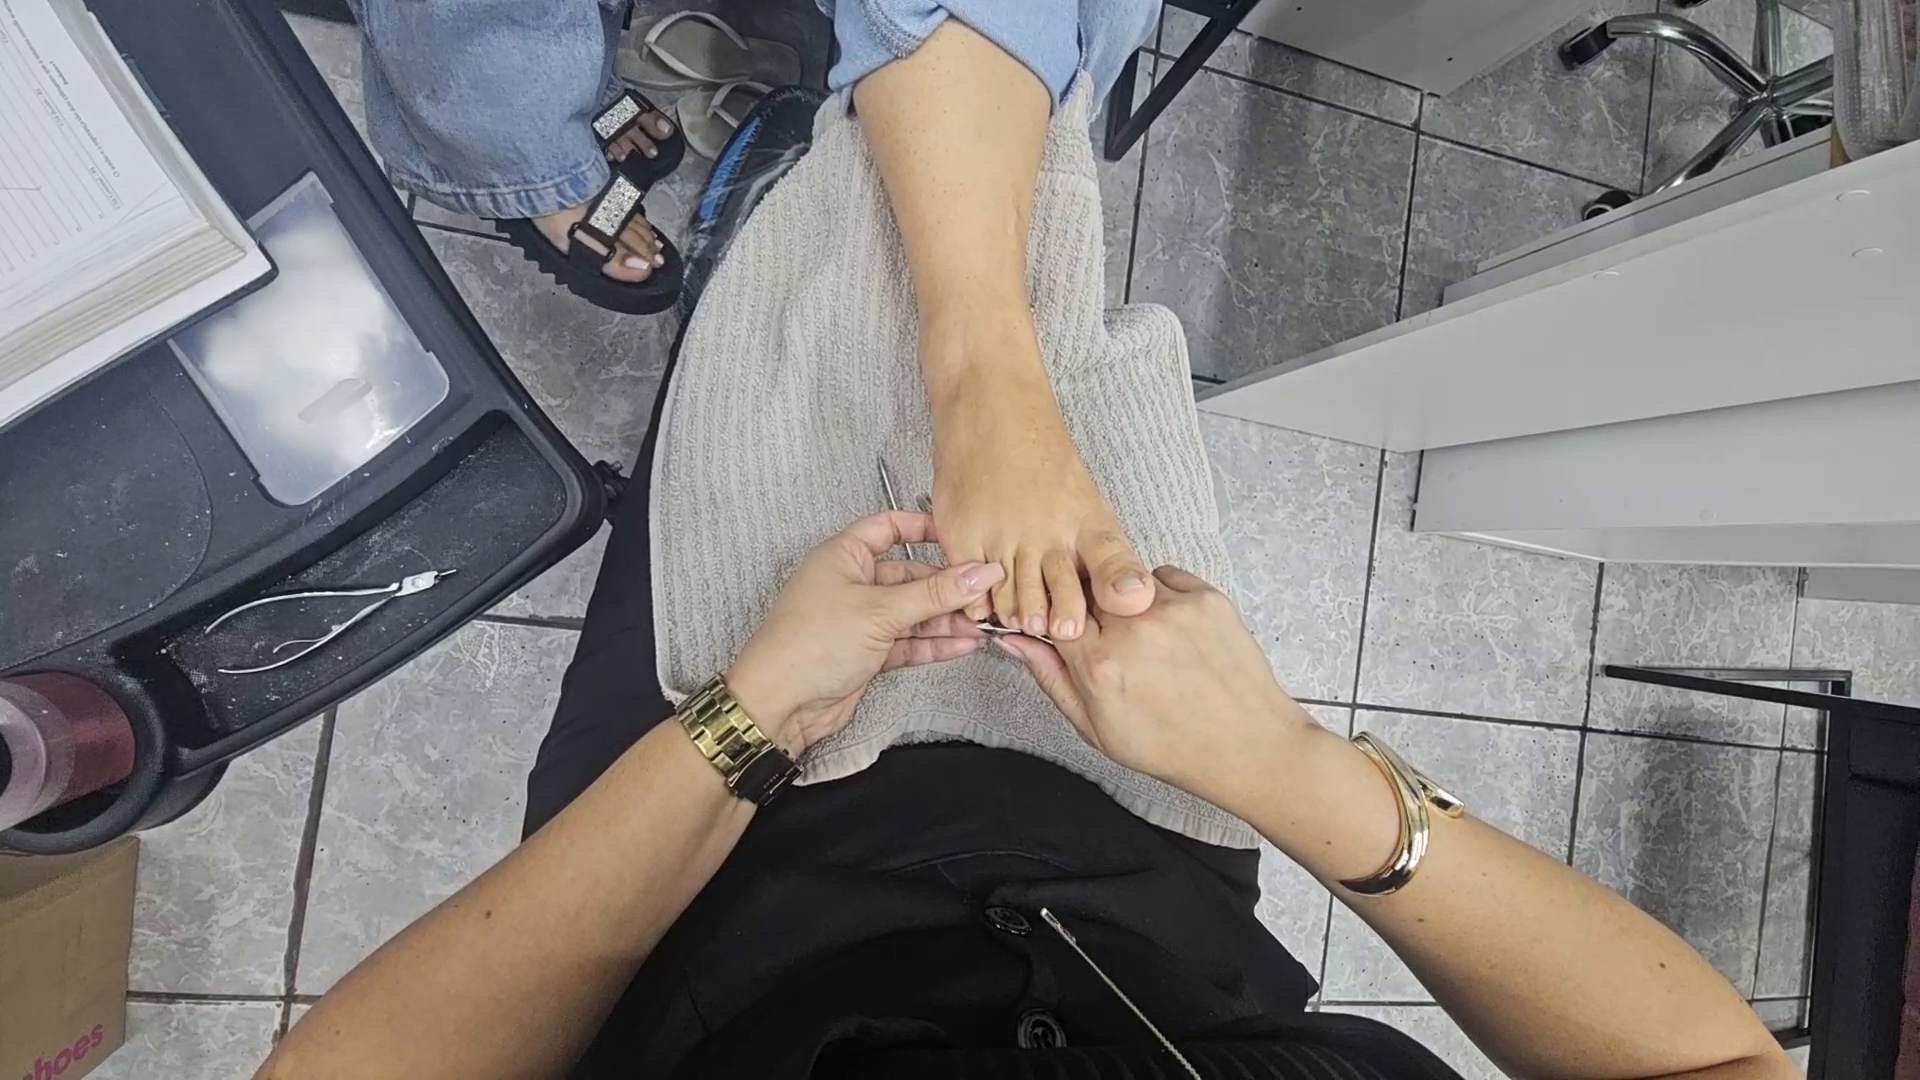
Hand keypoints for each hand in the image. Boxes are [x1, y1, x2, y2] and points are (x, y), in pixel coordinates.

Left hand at [726, 511, 1003, 756]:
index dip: (923, 528)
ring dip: (945, 619)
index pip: (888, 528)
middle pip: (909, 575)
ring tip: (983, 625)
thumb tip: (981, 573)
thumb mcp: (880, 611)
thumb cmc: (813, 643)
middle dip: (946, 586)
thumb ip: (935, 593)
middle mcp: (852, 583)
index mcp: (844, 555)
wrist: (778, 705)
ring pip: (912, 612)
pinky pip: (907, 641)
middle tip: (985, 594)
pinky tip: (964, 645)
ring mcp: (859, 619)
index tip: (961, 538)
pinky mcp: (866, 652)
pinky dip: (933, 643)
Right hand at [923, 316, 1153, 641]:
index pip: (1111, 580)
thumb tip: (1134, 601)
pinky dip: (982, 605)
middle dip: (1060, 626)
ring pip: (1016, 604)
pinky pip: (973, 590)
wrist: (992, 407)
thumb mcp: (1088, 502)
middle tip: (1058, 637)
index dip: (1108, 611)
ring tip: (1024, 626)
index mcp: (1089, 523)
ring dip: (1021, 619)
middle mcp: (1048, 534)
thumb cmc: (1041, 455)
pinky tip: (989, 607)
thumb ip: (1107, 557)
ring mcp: (1004, 537)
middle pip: (1059, 605)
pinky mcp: (964, 535)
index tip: (1105, 627)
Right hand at [996, 566, 1322, 802]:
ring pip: (1123, 582)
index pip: (1052, 615)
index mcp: (1100, 664)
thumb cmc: (1172, 746)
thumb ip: (1050, 677)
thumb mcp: (1095, 727)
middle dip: (1089, 610)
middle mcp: (1134, 628)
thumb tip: (1014, 639)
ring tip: (1148, 641)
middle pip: (1086, 591)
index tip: (1066, 631)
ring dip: (1124, 602)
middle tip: (1110, 639)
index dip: (1057, 623)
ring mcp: (1173, 608)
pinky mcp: (1206, 597)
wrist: (1249, 746)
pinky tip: (1171, 631)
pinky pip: (1163, 576)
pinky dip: (1159, 595)